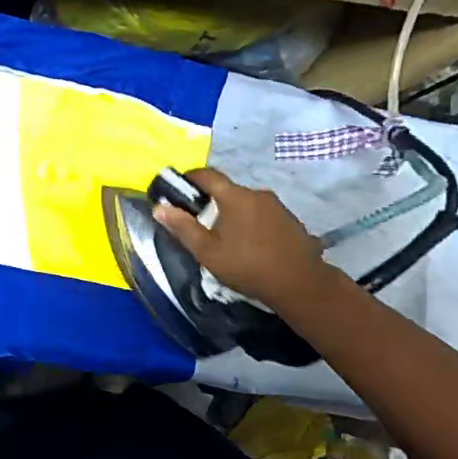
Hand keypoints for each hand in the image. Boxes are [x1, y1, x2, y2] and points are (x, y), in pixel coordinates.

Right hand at [152, 168, 336, 309]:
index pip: (207, 175)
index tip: (177, 190)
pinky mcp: (289, 219)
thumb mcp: (207, 251)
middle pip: (227, 191)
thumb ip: (182, 227)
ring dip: (232, 214)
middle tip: (199, 225)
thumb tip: (159, 208)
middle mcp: (257, 193)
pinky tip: (249, 245)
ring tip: (225, 239)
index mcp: (235, 197)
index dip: (189, 178)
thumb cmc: (246, 266)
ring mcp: (277, 205)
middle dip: (211, 202)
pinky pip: (261, 214)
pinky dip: (250, 223)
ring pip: (245, 203)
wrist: (298, 283)